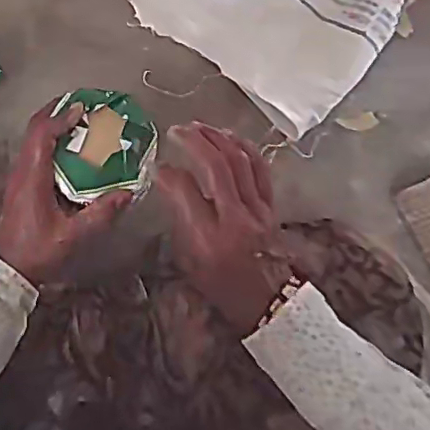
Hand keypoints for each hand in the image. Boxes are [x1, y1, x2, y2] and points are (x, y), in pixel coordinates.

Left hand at [0, 101, 132, 282]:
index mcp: (32, 177)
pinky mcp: (20, 183)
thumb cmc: (37, 252)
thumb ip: (100, 214)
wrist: (8, 270)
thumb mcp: (72, 235)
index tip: (82, 109)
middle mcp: (22, 171)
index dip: (61, 117)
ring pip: (33, 138)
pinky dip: (51, 139)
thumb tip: (127, 193)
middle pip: (35, 129)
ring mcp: (18, 176)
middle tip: (83, 105)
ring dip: (54, 124)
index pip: (42, 135)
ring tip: (80, 120)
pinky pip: (35, 150)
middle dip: (57, 111)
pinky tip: (71, 148)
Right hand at [161, 123, 291, 334]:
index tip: (158, 165)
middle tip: (178, 130)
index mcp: (209, 238)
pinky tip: (231, 137)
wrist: (270, 303)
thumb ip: (180, 221)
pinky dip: (245, 147)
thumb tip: (170, 182)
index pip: (186, 191)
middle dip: (195, 142)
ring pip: (240, 161)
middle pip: (217, 167)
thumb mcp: (190, 262)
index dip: (169, 173)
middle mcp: (236, 219)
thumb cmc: (223, 286)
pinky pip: (260, 168)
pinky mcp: (271, 206)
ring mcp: (258, 210)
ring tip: (201, 127)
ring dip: (219, 138)